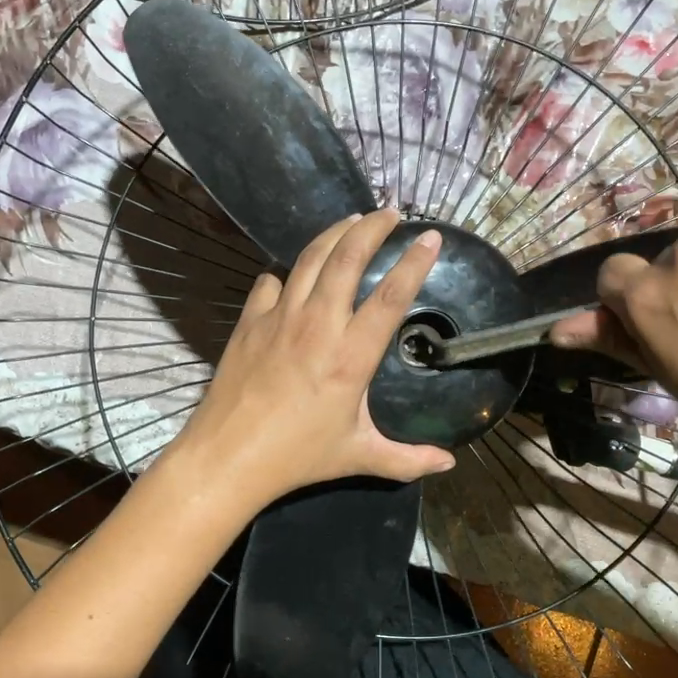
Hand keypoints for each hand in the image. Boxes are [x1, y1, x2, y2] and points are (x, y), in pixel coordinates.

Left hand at [170, 209, 455, 505]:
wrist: (229, 454)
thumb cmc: (298, 457)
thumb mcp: (358, 457)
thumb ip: (407, 459)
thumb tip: (448, 464)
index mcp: (351, 356)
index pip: (391, 296)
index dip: (415, 262)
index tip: (431, 236)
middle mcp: (317, 325)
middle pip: (348, 257)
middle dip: (372, 227)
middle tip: (391, 214)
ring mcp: (279, 318)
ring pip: (309, 259)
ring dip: (334, 234)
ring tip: (352, 220)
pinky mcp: (249, 321)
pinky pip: (269, 282)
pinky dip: (286, 272)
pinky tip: (292, 274)